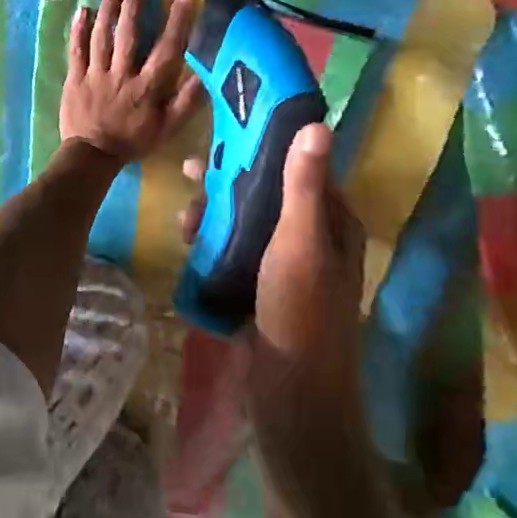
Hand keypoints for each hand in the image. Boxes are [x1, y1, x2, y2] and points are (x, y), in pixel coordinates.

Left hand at [60, 0, 204, 162]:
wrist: (92, 157)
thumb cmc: (132, 142)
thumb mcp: (167, 128)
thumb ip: (186, 102)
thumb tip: (205, 75)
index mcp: (146, 87)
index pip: (166, 49)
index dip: (177, 22)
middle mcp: (122, 74)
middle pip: (129, 34)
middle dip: (135, 6)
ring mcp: (96, 74)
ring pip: (102, 36)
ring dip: (109, 10)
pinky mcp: (75, 78)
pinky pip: (76, 49)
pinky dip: (78, 29)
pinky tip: (82, 10)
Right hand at [177, 123, 364, 363]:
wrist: (290, 393)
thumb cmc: (299, 310)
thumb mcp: (299, 242)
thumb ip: (303, 186)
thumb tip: (317, 124)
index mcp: (332, 224)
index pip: (303, 167)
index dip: (269, 144)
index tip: (231, 128)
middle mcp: (312, 239)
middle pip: (268, 193)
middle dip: (230, 180)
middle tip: (192, 170)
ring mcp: (285, 265)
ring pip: (246, 221)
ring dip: (214, 212)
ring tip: (183, 219)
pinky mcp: (261, 286)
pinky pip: (234, 250)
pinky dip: (212, 241)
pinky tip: (188, 244)